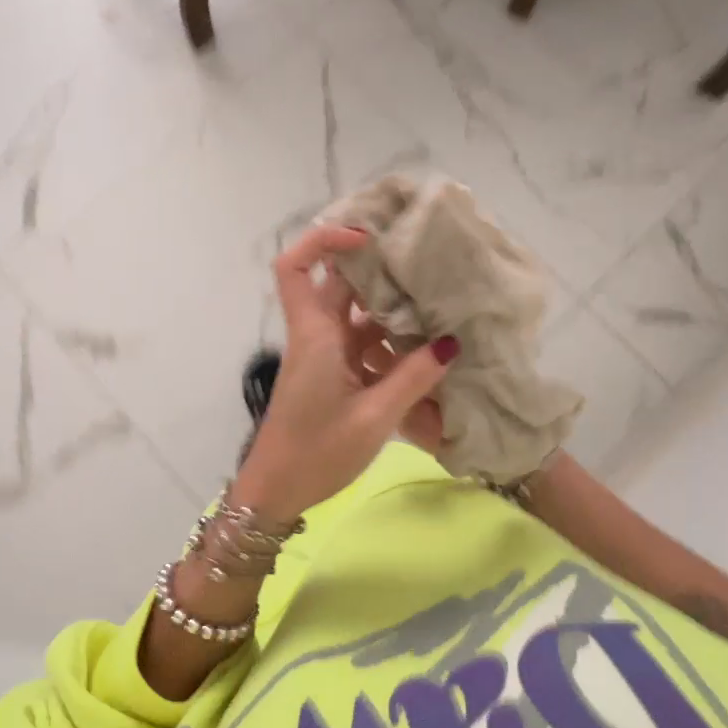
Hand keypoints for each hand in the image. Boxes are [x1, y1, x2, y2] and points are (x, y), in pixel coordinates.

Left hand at [233, 225, 459, 519]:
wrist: (277, 492)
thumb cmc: (317, 452)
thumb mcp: (374, 417)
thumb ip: (414, 378)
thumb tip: (451, 343)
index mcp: (314, 334)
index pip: (295, 266)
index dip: (322, 240)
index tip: (365, 236)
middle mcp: (316, 336)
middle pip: (338, 284)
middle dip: (375, 268)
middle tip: (422, 260)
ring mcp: (325, 356)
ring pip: (355, 315)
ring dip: (388, 308)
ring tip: (435, 299)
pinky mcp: (333, 376)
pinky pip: (362, 345)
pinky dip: (389, 342)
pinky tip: (426, 348)